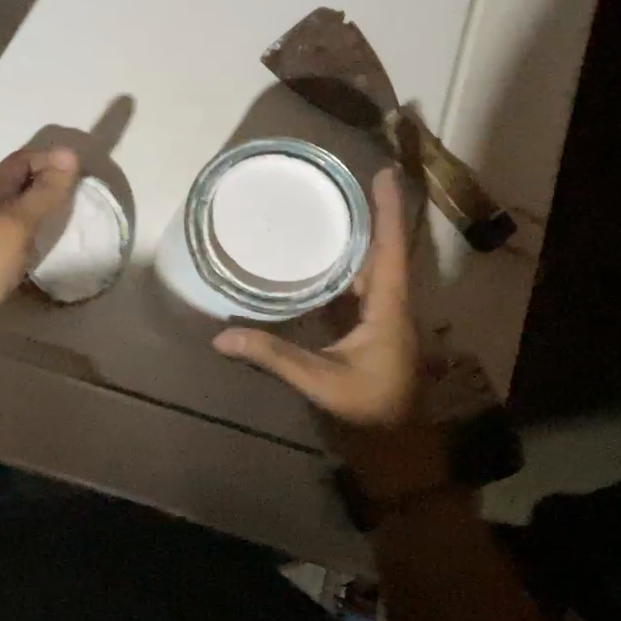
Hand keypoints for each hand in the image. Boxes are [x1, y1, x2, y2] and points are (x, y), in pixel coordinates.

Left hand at [0, 147, 80, 323]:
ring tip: (64, 213)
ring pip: (15, 203)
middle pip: (18, 179)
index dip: (50, 158)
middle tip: (77, 192)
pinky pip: (11, 226)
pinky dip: (30, 225)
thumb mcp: (19, 223)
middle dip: (47, 178)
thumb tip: (70, 154)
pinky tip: (40, 239)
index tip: (79, 171)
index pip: (23, 159)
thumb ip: (45, 191)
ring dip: (39, 202)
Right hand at [212, 170, 443, 497]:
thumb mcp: (320, 382)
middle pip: (386, 250)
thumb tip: (221, 338)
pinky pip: (363, 287)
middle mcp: (393, 305)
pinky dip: (348, 267)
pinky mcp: (374, 330)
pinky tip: (324, 260)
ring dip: (362, 238)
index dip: (387, 211)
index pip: (390, 250)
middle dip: (373, 214)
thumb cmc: (369, 411)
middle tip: (350, 181)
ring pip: (376, 268)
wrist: (398, 447)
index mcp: (390, 309)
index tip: (384, 173)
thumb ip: (274, 356)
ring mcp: (386, 318)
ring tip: (335, 210)